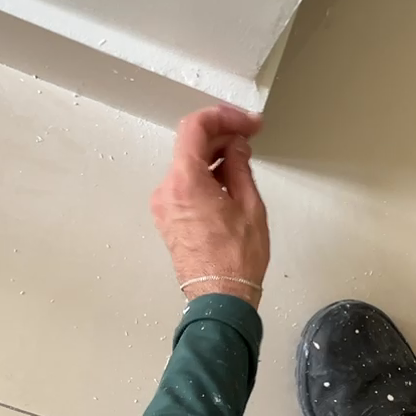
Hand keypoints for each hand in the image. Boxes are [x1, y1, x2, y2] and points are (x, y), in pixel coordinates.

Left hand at [150, 105, 269, 307]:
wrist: (220, 298)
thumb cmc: (236, 260)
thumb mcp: (249, 205)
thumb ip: (239, 167)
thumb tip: (236, 147)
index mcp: (185, 182)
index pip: (195, 128)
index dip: (224, 117)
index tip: (247, 123)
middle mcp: (167, 191)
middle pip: (190, 145)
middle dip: (222, 136)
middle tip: (251, 136)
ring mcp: (164, 207)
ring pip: (187, 166)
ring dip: (214, 157)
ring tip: (243, 162)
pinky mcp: (168, 220)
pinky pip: (184, 186)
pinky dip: (205, 176)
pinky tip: (227, 182)